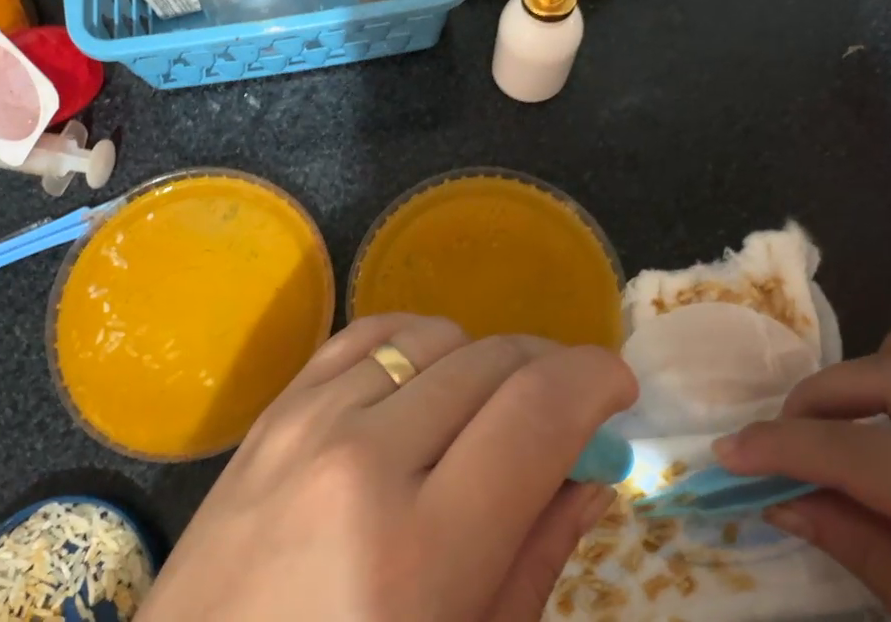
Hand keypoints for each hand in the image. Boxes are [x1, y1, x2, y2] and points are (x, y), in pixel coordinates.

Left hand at [137, 314, 636, 621]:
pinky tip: (429, 376)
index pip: (537, 408)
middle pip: (492, 360)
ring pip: (435, 337)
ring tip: (492, 411)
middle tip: (568, 413)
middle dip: (551, 371)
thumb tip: (590, 469)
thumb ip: (534, 555)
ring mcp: (307, 424)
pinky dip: (416, 341)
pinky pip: (365, 334)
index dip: (595, 380)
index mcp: (420, 545)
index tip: (618, 392)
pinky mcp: (272, 412)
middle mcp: (362, 459)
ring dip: (485, 362)